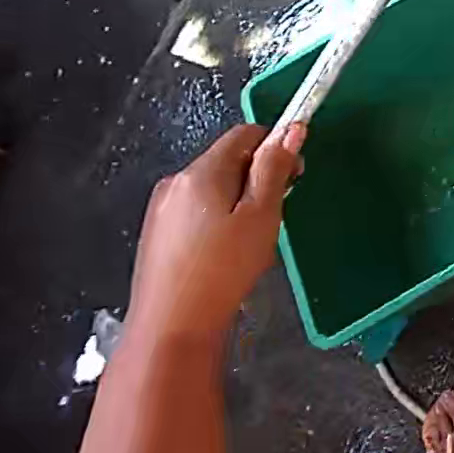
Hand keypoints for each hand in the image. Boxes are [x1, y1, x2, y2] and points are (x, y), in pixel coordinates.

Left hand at [127, 123, 305, 343]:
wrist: (172, 324)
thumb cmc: (225, 265)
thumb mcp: (262, 213)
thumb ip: (275, 168)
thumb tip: (292, 128)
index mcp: (201, 172)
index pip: (244, 134)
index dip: (276, 145)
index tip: (294, 176)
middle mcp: (175, 181)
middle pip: (229, 158)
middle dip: (260, 175)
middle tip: (277, 211)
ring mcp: (162, 207)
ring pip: (217, 184)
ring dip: (243, 196)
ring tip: (254, 234)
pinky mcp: (159, 231)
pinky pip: (201, 206)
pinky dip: (223, 215)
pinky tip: (229, 247)